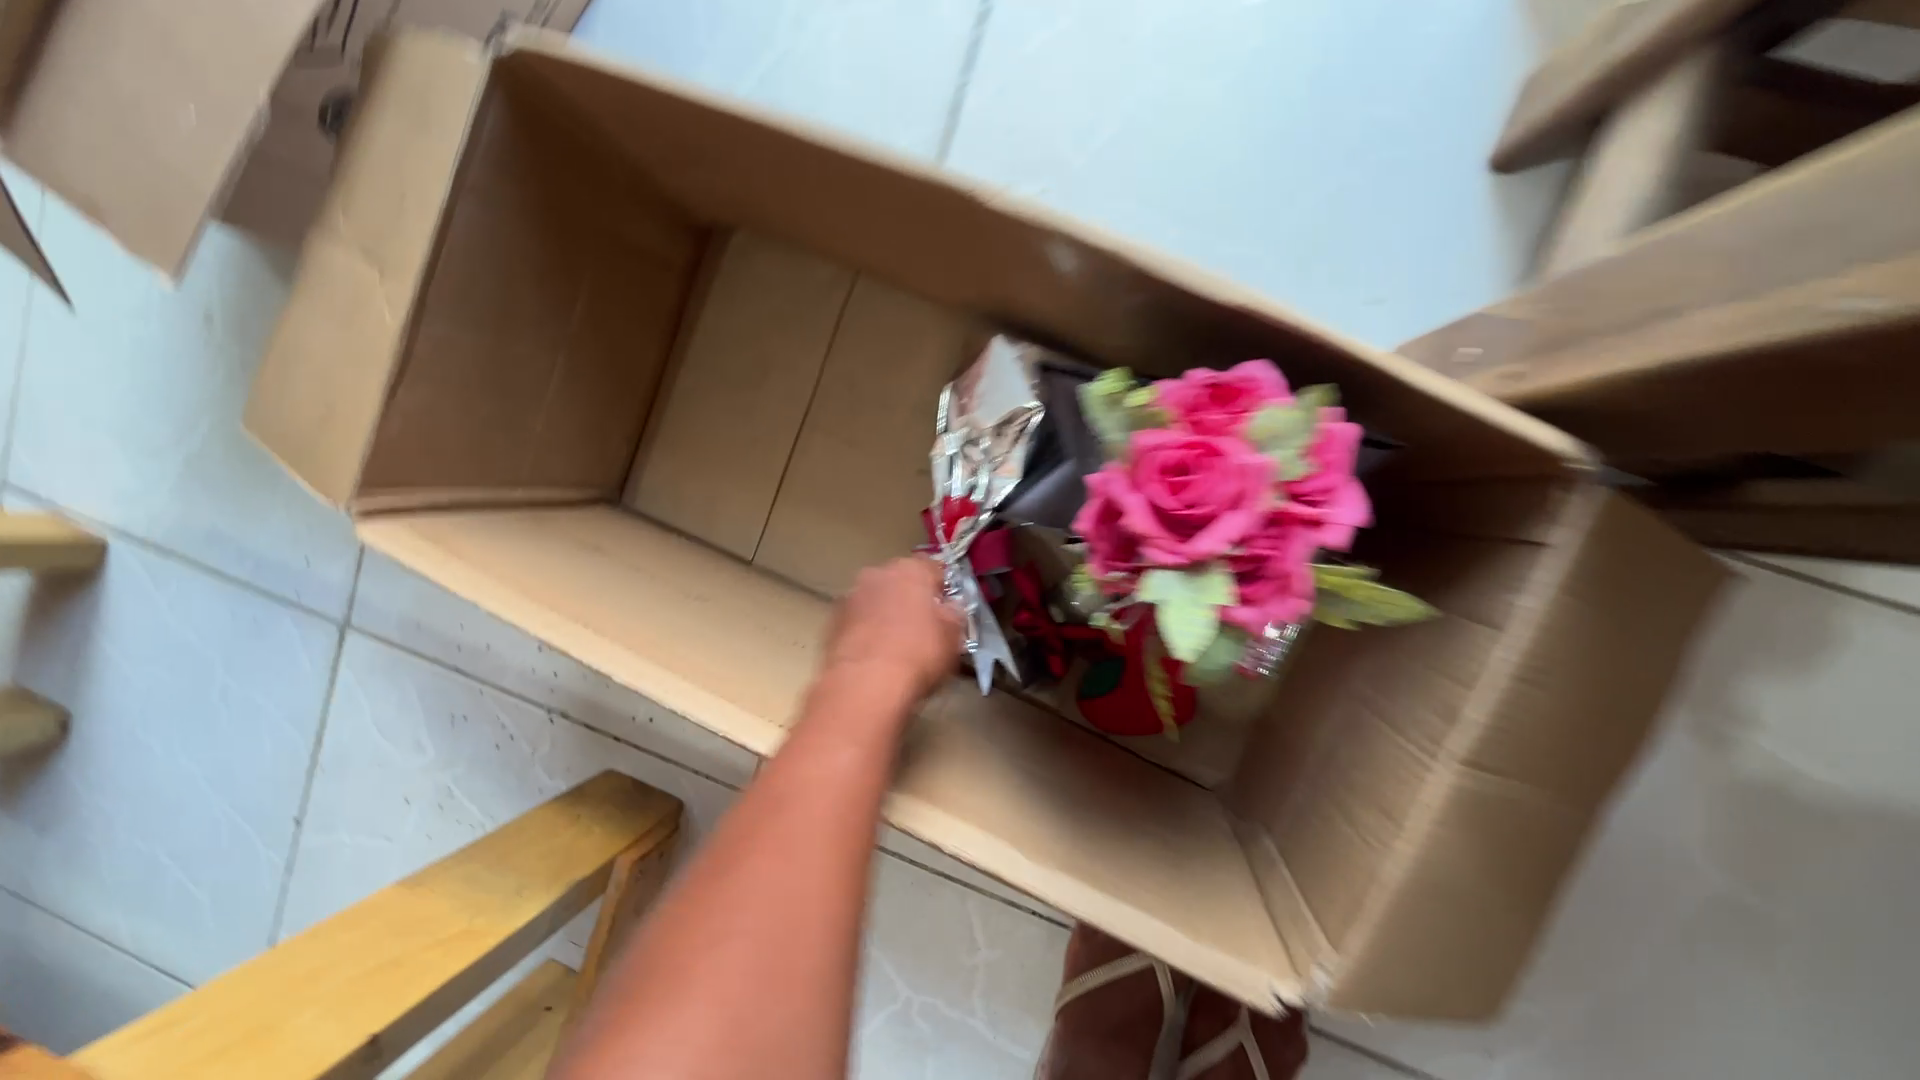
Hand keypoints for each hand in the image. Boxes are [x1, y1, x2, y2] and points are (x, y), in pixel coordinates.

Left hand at [823, 557, 963, 700]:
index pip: (933, 567)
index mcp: (912, 569)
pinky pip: (857, 620)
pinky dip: (866, 631)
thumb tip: (950, 607)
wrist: (865, 683)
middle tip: (922, 627)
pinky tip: (875, 655)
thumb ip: (954, 614)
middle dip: (910, 598)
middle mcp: (878, 573)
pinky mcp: (832, 621)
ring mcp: (851, 596)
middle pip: (900, 581)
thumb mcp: (954, 636)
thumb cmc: (919, 653)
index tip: (947, 609)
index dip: (942, 588)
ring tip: (895, 645)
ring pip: (875, 600)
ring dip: (884, 614)